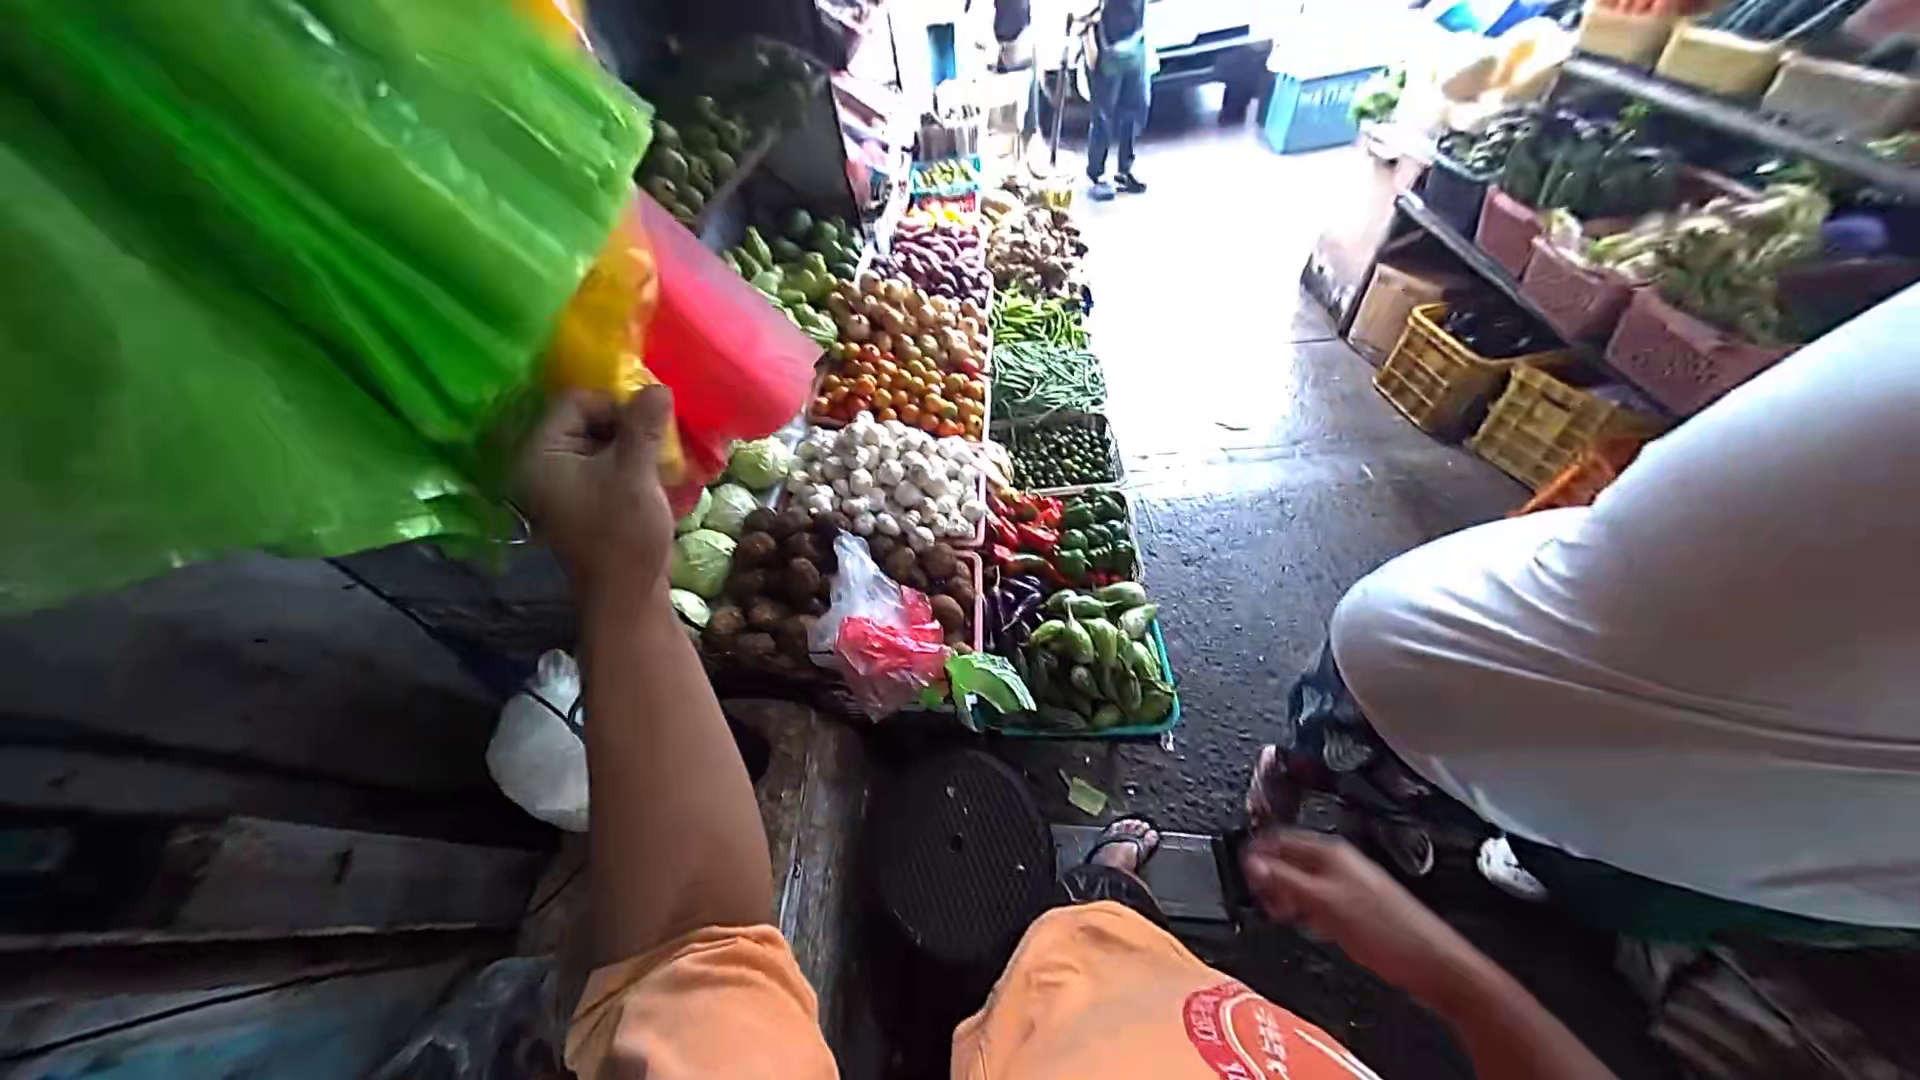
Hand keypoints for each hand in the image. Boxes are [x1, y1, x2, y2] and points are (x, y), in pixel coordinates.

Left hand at [517, 386, 675, 600]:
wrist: (628, 593)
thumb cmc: (624, 533)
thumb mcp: (635, 474)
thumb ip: (644, 427)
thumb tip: (658, 386)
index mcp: (542, 454)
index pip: (576, 402)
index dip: (616, 404)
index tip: (652, 423)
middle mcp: (546, 464)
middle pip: (589, 419)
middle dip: (628, 423)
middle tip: (661, 440)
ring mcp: (567, 484)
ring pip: (603, 442)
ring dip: (635, 443)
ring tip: (663, 456)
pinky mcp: (588, 499)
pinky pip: (609, 464)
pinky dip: (634, 462)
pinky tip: (657, 472)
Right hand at [1242, 829, 1482, 1006]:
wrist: (1436, 966)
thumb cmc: (1389, 933)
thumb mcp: (1322, 903)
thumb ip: (1282, 880)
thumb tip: (1249, 861)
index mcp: (1329, 850)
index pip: (1277, 838)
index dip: (1255, 853)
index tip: (1241, 871)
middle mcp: (1339, 860)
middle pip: (1289, 857)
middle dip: (1270, 876)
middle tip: (1259, 896)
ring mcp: (1349, 882)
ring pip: (1303, 878)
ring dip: (1287, 893)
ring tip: (1280, 912)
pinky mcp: (1357, 904)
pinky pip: (1319, 896)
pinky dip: (1306, 907)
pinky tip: (1307, 923)